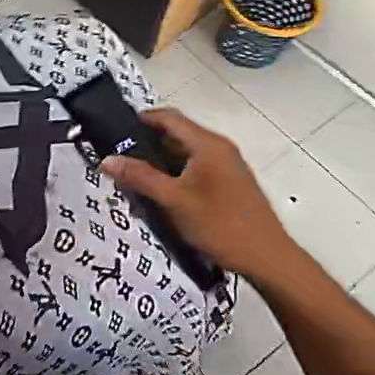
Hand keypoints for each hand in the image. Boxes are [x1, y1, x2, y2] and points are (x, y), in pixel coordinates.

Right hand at [101, 109, 303, 283]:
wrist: (266, 256)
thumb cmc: (219, 224)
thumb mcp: (174, 201)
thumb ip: (140, 178)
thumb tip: (107, 160)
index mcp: (207, 143)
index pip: (169, 118)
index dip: (143, 119)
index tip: (117, 130)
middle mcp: (219, 147)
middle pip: (178, 135)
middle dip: (149, 146)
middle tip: (122, 163)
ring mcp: (228, 164)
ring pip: (187, 154)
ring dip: (162, 163)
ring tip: (137, 182)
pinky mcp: (231, 182)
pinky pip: (198, 168)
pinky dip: (178, 174)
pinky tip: (164, 196)